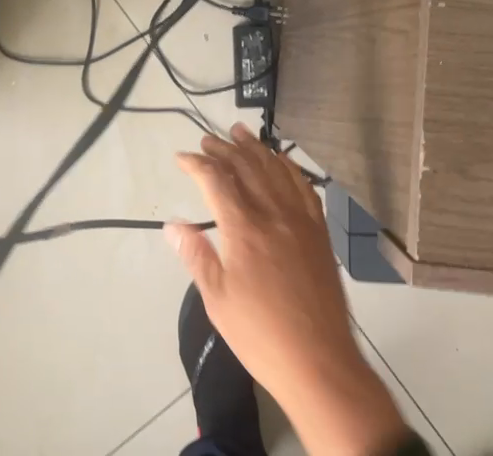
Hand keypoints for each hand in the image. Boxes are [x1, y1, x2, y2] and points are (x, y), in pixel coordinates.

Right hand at [167, 125, 409, 455]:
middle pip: (247, 167)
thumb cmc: (260, 335)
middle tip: (207, 139)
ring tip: (240, 132)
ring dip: (255, 148)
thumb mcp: (218, 300)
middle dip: (224, 149)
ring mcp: (301, 220)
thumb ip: (196, 256)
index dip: (197, 164)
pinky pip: (304, 187)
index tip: (181, 157)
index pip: (217, 181)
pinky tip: (281, 161)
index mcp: (244, 229)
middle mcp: (274, 214)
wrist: (318, 361)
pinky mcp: (320, 232)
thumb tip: (172, 226)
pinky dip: (288, 167)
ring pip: (276, 170)